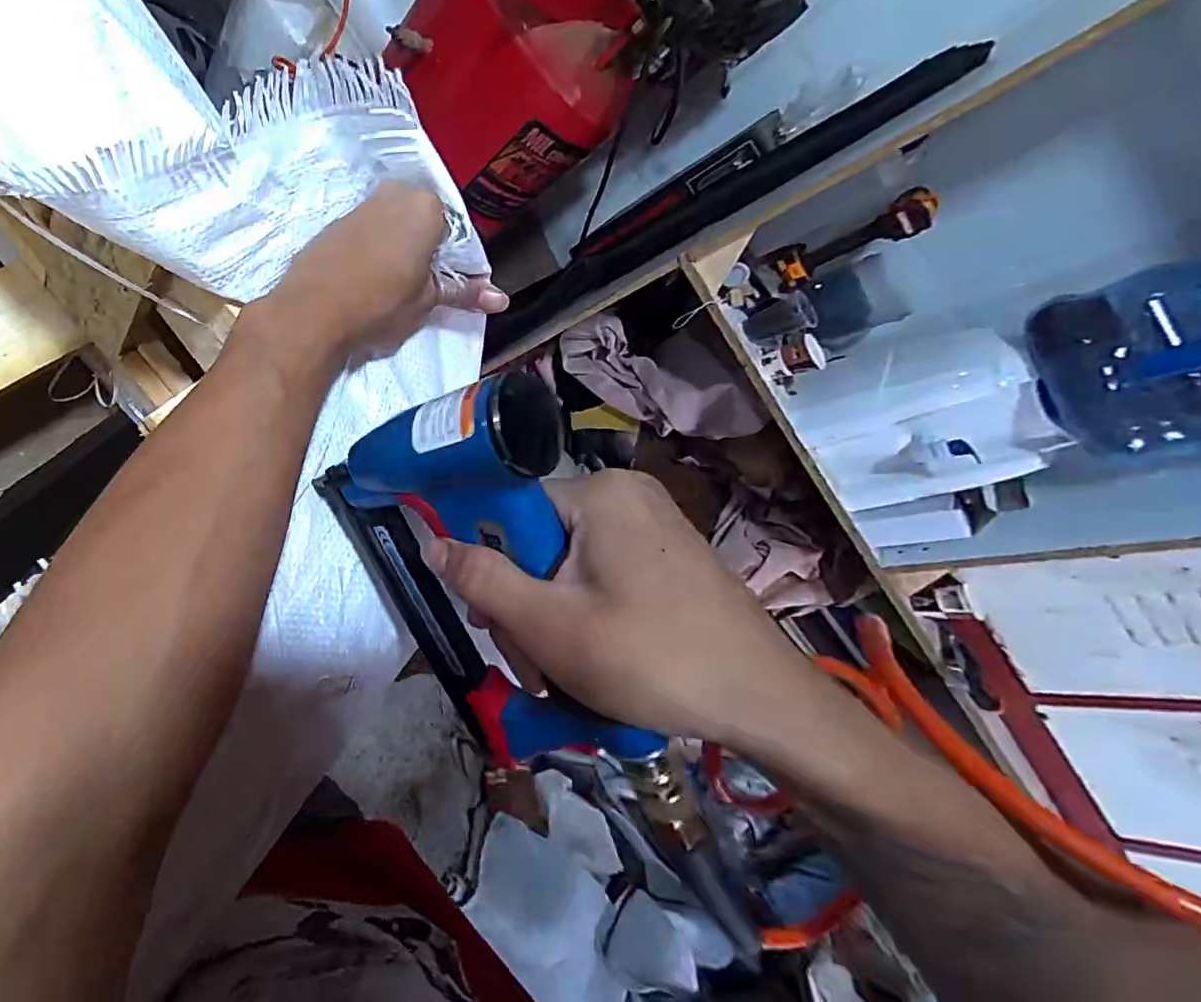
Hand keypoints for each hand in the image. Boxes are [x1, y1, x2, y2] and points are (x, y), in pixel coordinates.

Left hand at [241, 183, 507, 361]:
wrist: (310, 313)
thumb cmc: (379, 305)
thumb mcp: (426, 302)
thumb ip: (462, 293)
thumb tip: (500, 300)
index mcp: (426, 205)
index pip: (455, 234)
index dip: (453, 265)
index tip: (444, 290)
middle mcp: (393, 194)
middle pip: (420, 225)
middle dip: (423, 253)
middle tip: (418, 291)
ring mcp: (359, 206)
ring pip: (390, 229)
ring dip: (396, 253)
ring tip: (389, 291)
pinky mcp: (332, 225)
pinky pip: (364, 237)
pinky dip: (369, 255)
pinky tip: (363, 284)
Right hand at [421, 469, 828, 751]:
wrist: (769, 708)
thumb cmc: (652, 659)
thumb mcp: (550, 624)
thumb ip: (482, 579)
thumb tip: (430, 542)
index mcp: (597, 493)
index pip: (507, 512)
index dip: (488, 565)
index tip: (491, 619)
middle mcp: (624, 495)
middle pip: (535, 542)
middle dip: (522, 606)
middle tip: (532, 663)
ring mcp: (650, 525)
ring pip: (563, 565)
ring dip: (549, 619)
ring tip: (561, 673)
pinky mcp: (664, 556)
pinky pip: (597, 575)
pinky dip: (582, 615)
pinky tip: (591, 658)